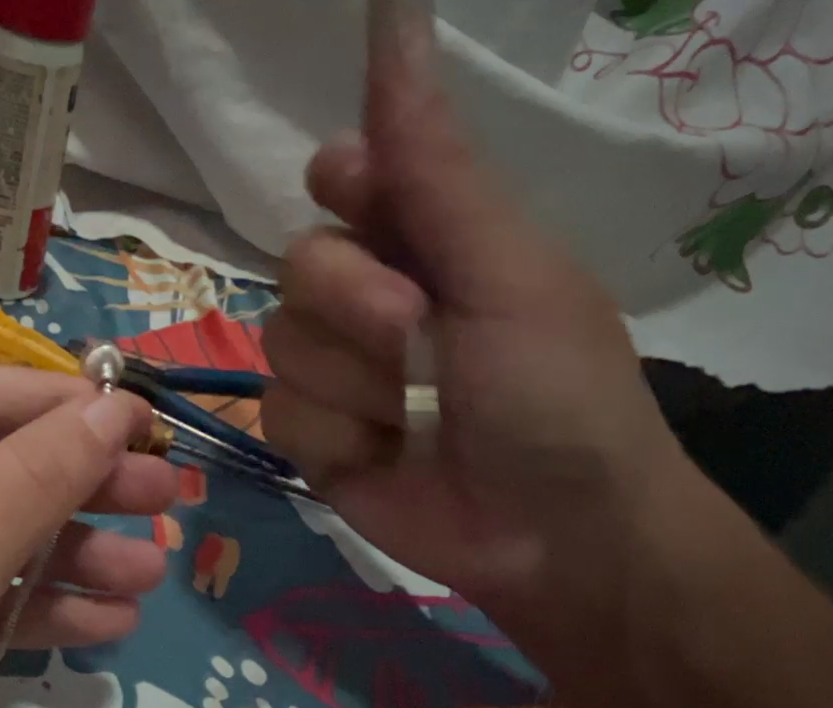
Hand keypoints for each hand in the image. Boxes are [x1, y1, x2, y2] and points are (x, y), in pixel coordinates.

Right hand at [260, 25, 692, 620]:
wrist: (549, 532)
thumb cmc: (555, 391)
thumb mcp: (508, 272)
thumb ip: (435, 170)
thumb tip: (397, 22)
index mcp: (429, 240)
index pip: (346, 177)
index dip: (342, 181)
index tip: (354, 188)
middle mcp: (370, 296)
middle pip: (298, 265)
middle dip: (354, 304)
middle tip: (416, 335)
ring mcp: (335, 369)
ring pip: (281, 344)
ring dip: (355, 385)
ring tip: (414, 420)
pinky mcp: (310, 434)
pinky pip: (278, 411)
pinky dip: (333, 437)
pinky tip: (380, 458)